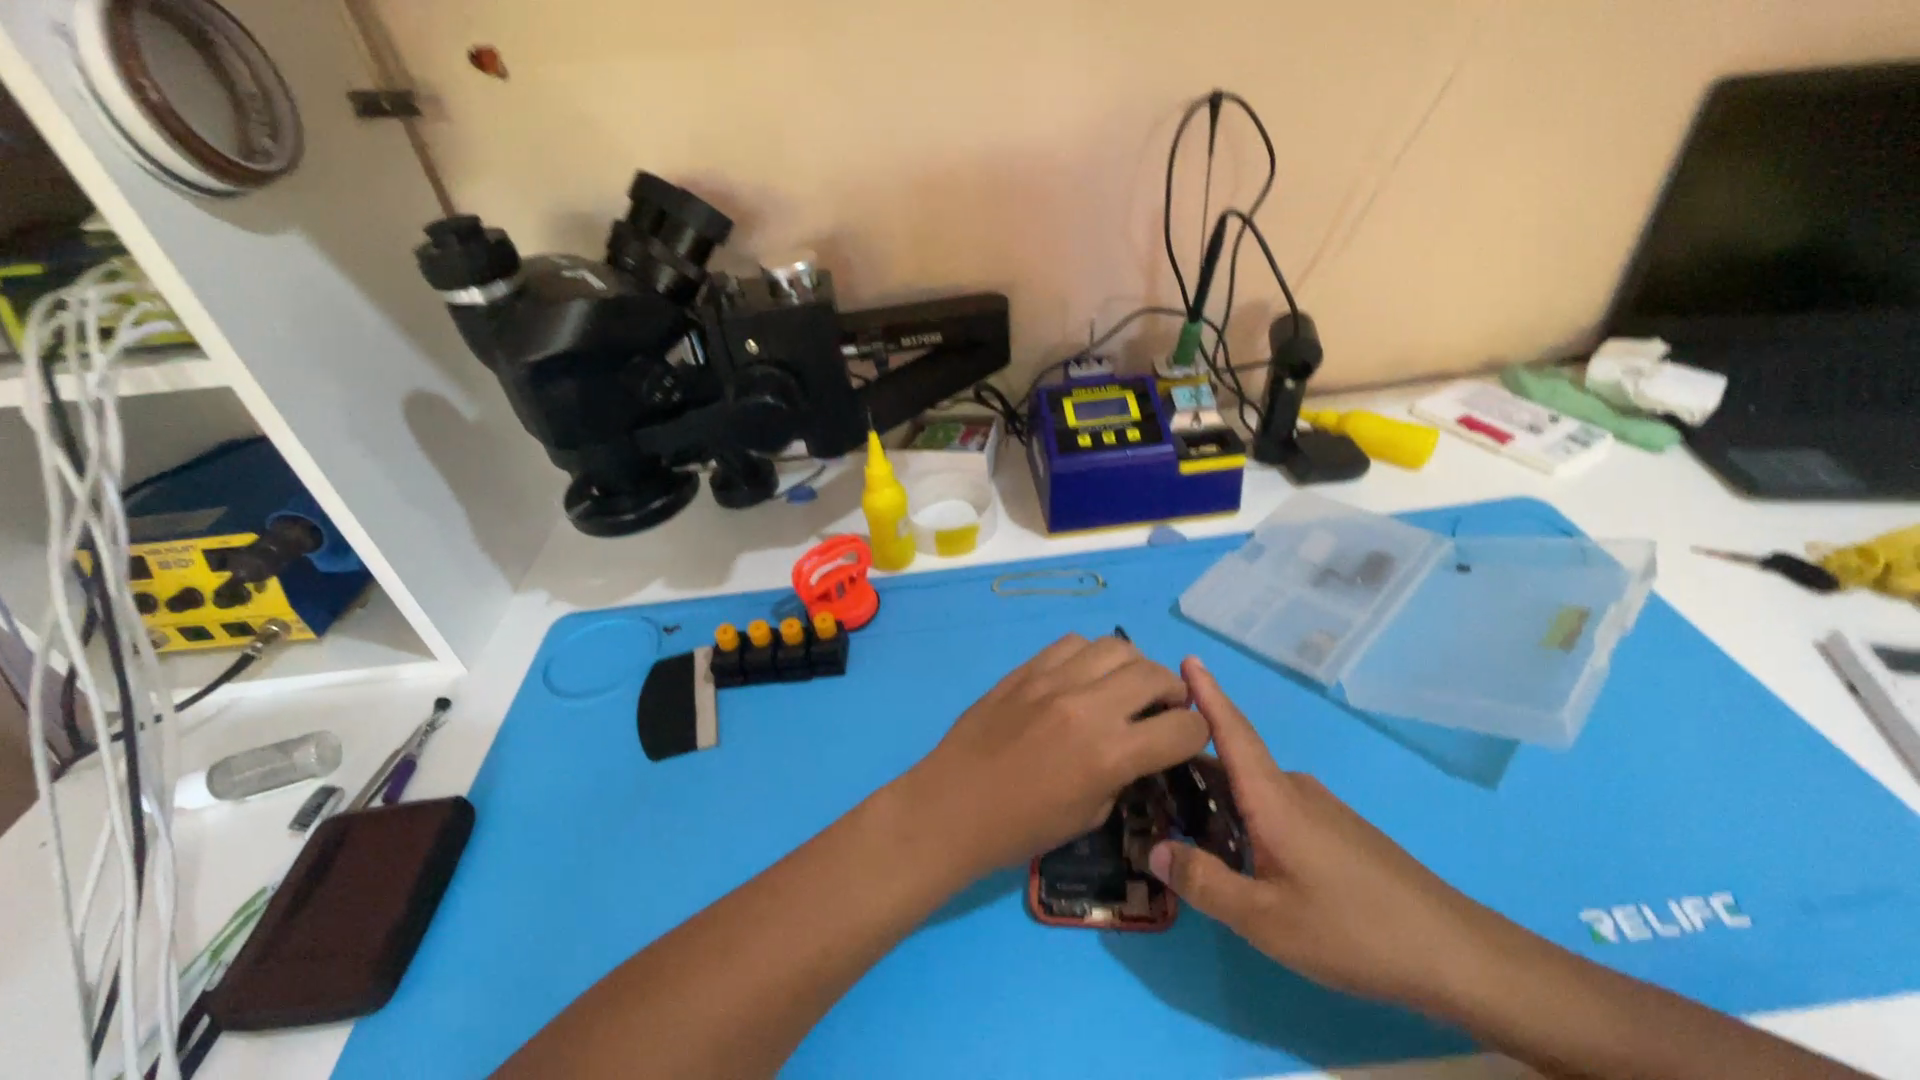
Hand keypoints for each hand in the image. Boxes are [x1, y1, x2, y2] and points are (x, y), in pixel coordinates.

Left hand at [902, 634, 1210, 874]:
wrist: (951, 807)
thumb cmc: (1020, 828)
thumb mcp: (1090, 815)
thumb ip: (1124, 774)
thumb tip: (1140, 748)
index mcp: (1110, 754)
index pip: (1183, 727)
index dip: (1195, 737)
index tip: (1184, 742)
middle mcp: (1088, 706)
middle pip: (1156, 674)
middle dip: (1173, 693)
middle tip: (1162, 710)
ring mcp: (1054, 680)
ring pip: (1117, 647)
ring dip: (1134, 667)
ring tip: (1124, 688)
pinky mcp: (1026, 669)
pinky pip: (1073, 643)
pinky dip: (1091, 656)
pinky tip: (1084, 677)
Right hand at [1149, 657, 1510, 1015]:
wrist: (1452, 952)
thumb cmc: (1350, 928)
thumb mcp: (1263, 918)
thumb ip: (1204, 882)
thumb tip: (1154, 850)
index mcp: (1275, 799)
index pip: (1232, 733)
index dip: (1208, 695)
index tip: (1187, 658)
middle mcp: (1297, 792)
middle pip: (1235, 764)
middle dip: (1193, 764)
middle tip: (1147, 777)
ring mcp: (1323, 812)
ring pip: (1256, 793)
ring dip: (1219, 799)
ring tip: (1179, 821)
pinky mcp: (1339, 835)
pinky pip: (1278, 812)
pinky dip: (1246, 819)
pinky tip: (1237, 855)